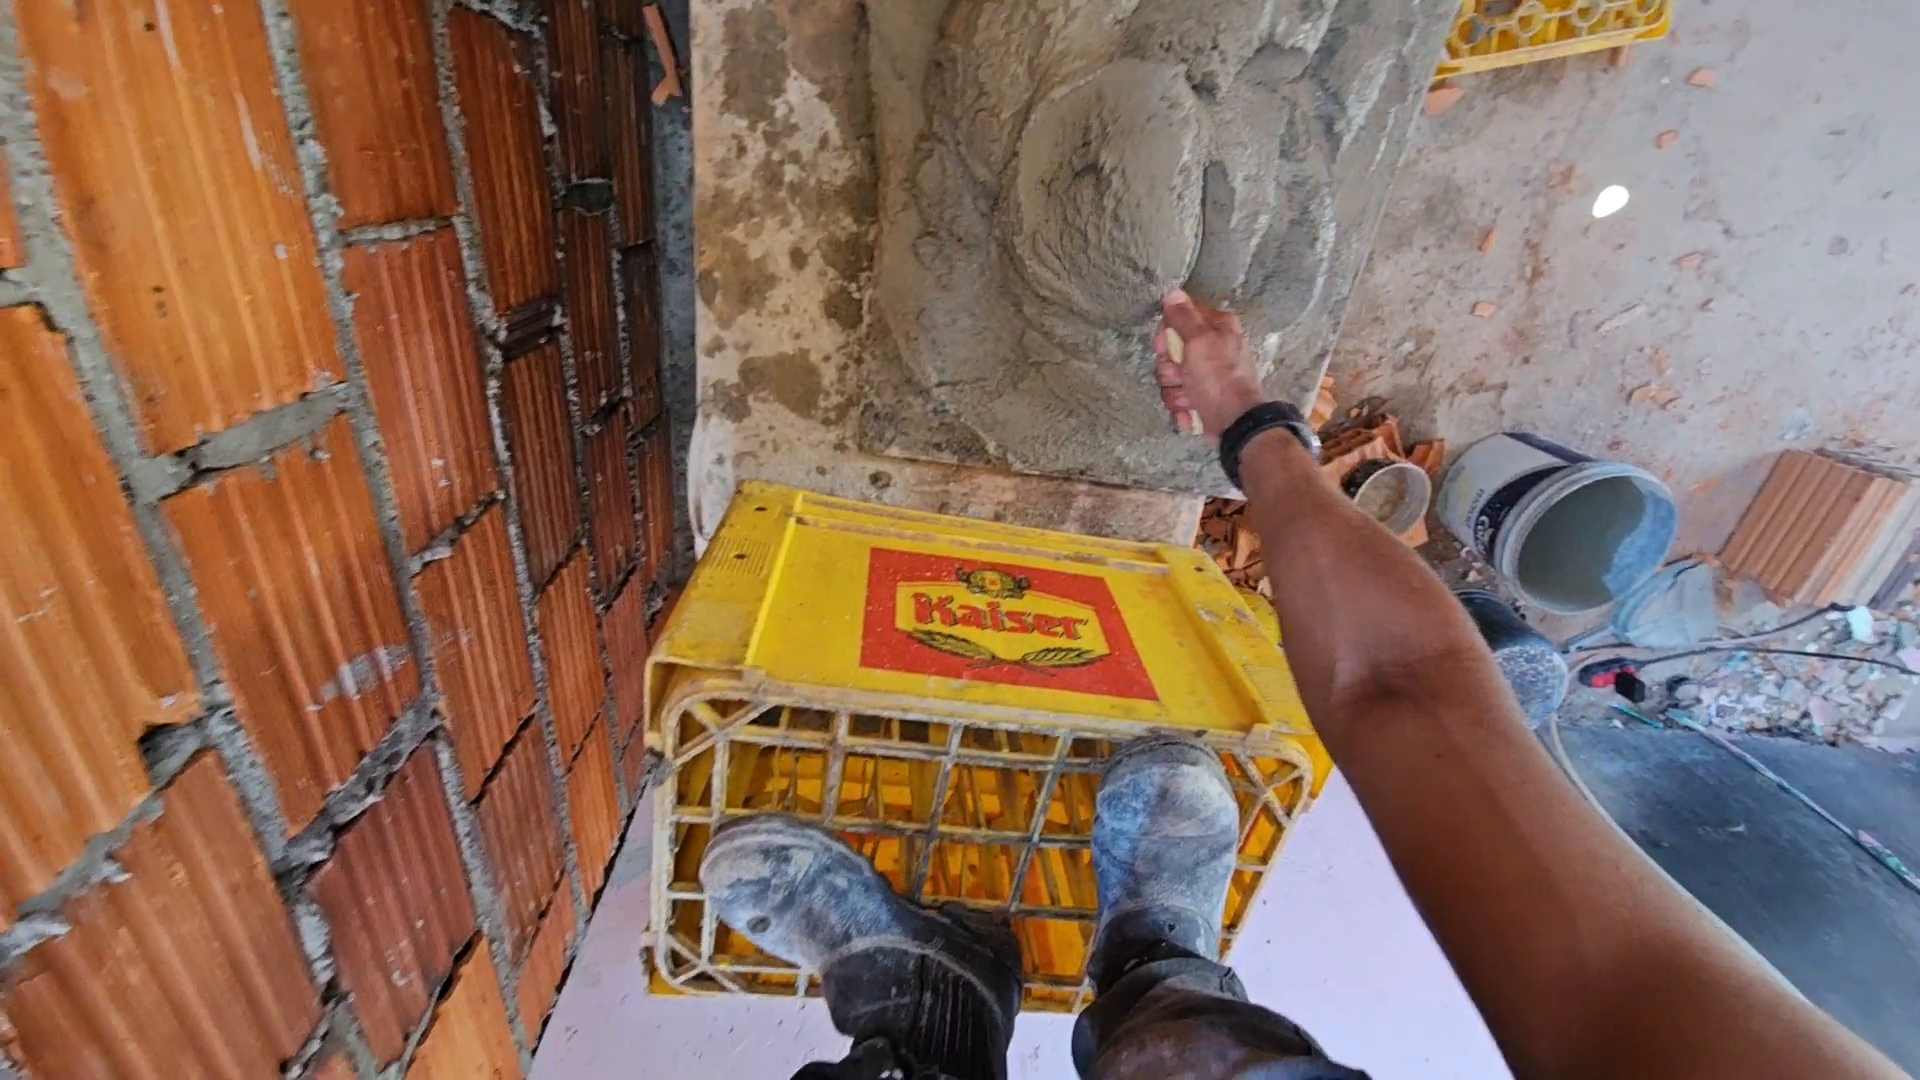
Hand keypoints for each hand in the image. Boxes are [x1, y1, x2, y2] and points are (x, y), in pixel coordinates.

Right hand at [1153, 289, 1265, 441]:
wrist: (1234, 423)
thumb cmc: (1218, 379)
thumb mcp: (1199, 342)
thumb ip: (1184, 317)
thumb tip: (1173, 293)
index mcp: (1216, 328)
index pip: (1180, 318)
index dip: (1167, 334)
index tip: (1166, 347)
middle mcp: (1212, 348)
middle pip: (1170, 353)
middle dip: (1169, 370)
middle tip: (1182, 376)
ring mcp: (1205, 375)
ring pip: (1170, 379)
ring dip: (1175, 393)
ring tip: (1190, 399)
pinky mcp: (1201, 397)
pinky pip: (1177, 399)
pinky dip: (1182, 409)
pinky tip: (1191, 413)